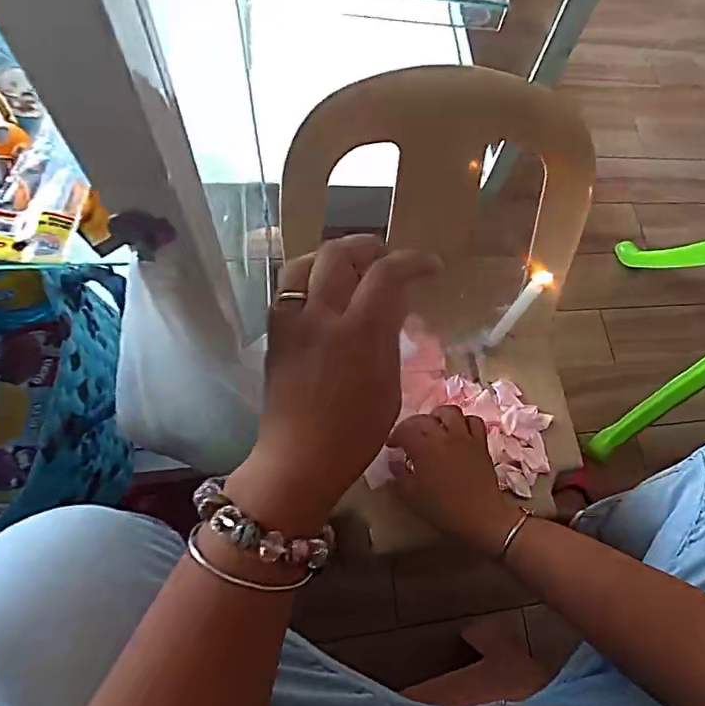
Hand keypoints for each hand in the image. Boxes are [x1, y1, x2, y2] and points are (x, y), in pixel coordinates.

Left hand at [230, 235, 439, 533]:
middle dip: (369, 247)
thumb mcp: (389, 384)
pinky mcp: (274, 331)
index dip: (412, 261)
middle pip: (339, 254)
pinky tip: (324, 292)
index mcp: (357, 334)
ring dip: (333, 256)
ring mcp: (290, 321)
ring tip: (352, 268)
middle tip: (387, 259)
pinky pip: (289, 286)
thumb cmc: (355, 433)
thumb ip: (389, 334)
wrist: (298, 458)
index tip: (430, 266)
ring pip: (306, 262)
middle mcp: (320, 316)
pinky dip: (310, 276)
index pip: (385, 274)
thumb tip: (395, 301)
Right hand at [388, 405, 525, 552]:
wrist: (480, 516)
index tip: (392, 445)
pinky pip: (473, 421)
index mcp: (423, 447)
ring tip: (434, 427)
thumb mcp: (412, 495)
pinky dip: (464, 422)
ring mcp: (464, 436)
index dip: (395, 435)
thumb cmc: (443, 509)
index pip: (404, 430)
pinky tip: (458, 431)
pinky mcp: (480, 442)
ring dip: (438, 416)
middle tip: (409, 437)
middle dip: (412, 425)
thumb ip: (400, 474)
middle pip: (424, 418)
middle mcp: (443, 435)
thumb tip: (394, 461)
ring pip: (450, 412)